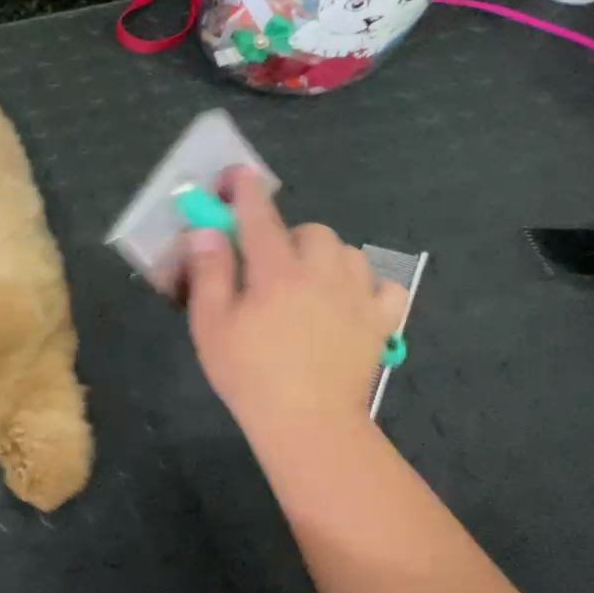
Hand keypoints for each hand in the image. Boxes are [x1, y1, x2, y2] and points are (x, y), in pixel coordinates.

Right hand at [185, 168, 407, 432]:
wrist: (307, 419)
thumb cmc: (246, 371)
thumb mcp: (210, 323)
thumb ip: (209, 273)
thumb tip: (207, 231)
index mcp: (275, 273)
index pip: (258, 220)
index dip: (246, 194)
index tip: (238, 173)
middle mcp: (322, 274)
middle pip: (311, 231)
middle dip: (286, 235)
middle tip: (264, 261)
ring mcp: (359, 296)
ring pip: (348, 252)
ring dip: (324, 255)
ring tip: (305, 279)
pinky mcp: (382, 321)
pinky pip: (386, 284)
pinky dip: (367, 283)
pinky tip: (349, 299)